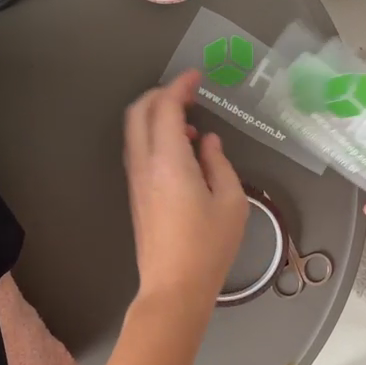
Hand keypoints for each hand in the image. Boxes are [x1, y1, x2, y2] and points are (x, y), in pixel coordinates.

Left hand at [123, 70, 248, 306]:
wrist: (173, 287)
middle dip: (160, 94)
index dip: (180, 86)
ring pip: (134, 132)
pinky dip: (154, 137)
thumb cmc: (208, 247)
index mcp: (169, 161)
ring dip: (156, 117)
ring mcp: (136, 181)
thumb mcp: (231, 202)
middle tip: (188, 94)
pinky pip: (138, 151)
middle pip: (139, 112)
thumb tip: (208, 143)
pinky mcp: (136, 196)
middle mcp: (145, 165)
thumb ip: (220, 164)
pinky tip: (182, 153)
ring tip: (190, 126)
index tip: (197, 77)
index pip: (166, 108)